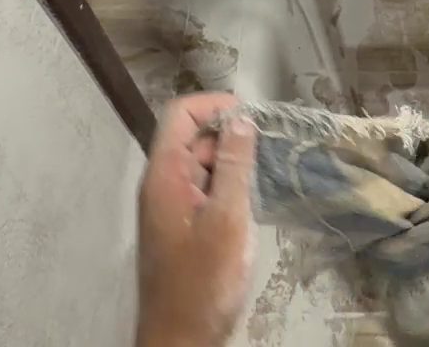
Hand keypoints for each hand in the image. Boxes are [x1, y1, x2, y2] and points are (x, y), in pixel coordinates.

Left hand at [136, 94, 257, 346]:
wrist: (180, 344)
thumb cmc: (203, 282)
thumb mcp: (227, 218)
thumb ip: (234, 163)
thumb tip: (242, 117)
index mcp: (164, 174)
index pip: (180, 113)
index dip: (214, 105)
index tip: (251, 118)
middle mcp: (161, 182)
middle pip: (192, 134)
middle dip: (229, 133)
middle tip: (267, 150)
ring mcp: (169, 205)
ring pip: (201, 161)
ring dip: (231, 160)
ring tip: (263, 174)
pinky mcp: (181, 225)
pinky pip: (203, 187)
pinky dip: (227, 184)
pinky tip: (251, 200)